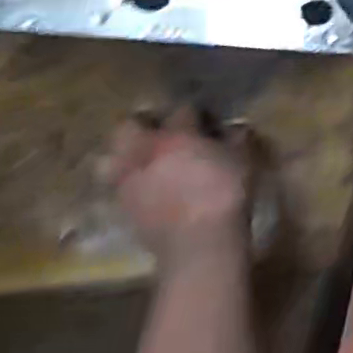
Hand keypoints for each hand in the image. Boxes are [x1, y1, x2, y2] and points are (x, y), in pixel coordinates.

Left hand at [101, 105, 250, 272]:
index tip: (204, 117)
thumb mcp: (243, 159)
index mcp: (175, 136)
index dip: (194, 112)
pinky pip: (116, 183)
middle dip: (142, 123)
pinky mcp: (121, 206)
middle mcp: (143, 153)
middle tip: (161, 129)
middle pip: (127, 127)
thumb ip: (236, 139)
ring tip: (142, 157)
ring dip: (123, 153)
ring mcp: (127, 181)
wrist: (198, 240)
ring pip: (109, 157)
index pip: (181, 111)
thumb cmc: (225, 192)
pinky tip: (146, 184)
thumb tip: (234, 129)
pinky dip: (127, 179)